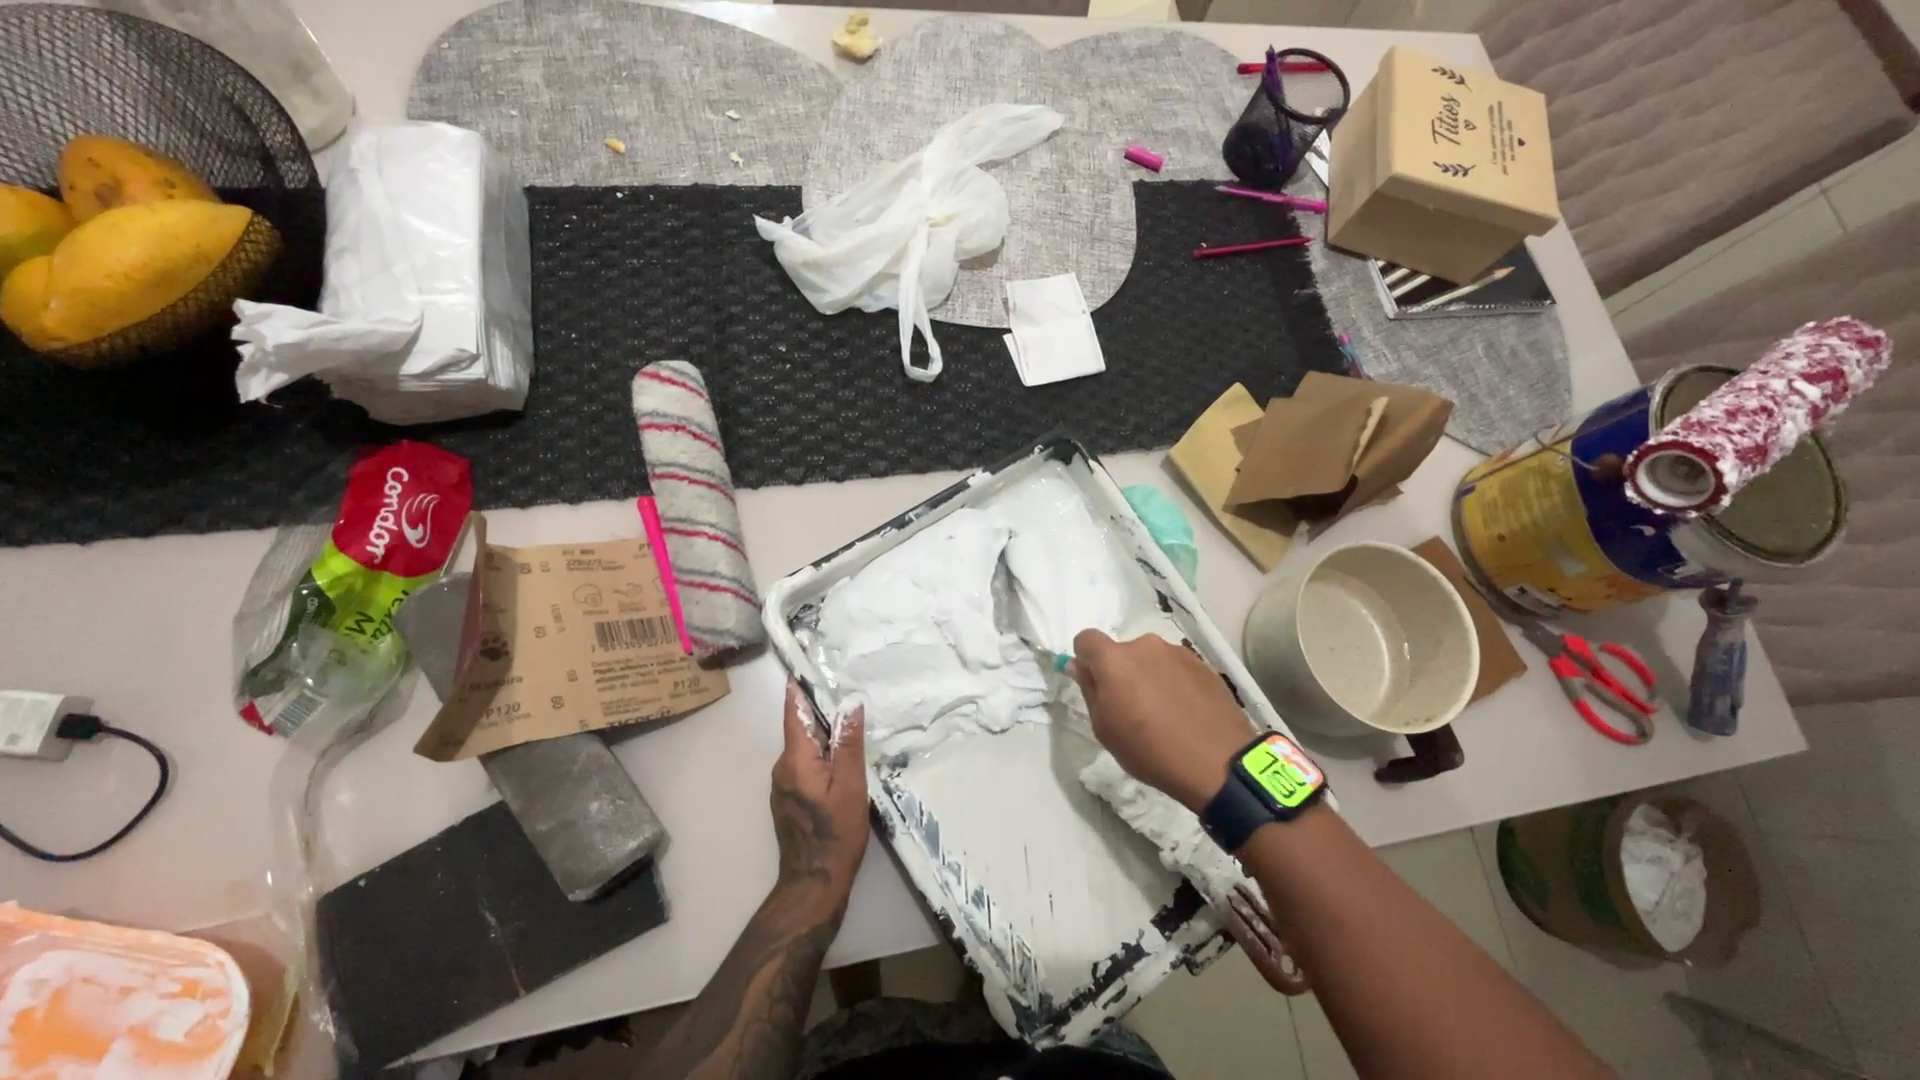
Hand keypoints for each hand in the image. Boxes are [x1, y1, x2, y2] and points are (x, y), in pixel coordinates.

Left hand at [770, 682, 868, 918]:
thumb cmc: (836, 833)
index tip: (810, 663)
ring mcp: (783, 785)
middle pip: (800, 728)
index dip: (801, 687)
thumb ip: (848, 743)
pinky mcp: (790, 800)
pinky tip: (841, 759)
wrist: (814, 883)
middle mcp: (782, 767)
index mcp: (795, 758)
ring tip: (850, 722)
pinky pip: (804, 765)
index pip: (794, 711)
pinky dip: (820, 755)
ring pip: (803, 748)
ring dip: (822, 734)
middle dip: (820, 709)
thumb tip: (850, 704)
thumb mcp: (850, 785)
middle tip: (846, 689)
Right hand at [1069, 630, 1253, 810]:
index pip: (1086, 639)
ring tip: (1164, 714)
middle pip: (1123, 652)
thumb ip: (1090, 690)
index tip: (1095, 684)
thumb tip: (1080, 665)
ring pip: (1152, 660)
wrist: (1218, 761)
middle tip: (1132, 708)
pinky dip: (1174, 684)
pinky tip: (1185, 713)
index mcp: (1115, 659)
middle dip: (1122, 673)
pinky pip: (1176, 669)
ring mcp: (1178, 653)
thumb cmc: (1149, 750)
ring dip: (1150, 677)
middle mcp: (1146, 646)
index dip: (1086, 659)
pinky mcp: (1204, 665)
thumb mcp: (1105, 729)